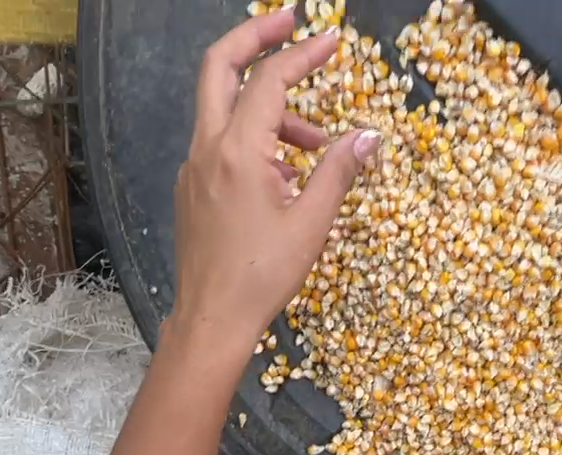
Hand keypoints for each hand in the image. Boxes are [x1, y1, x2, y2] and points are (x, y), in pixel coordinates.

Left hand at [169, 10, 379, 348]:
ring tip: (312, 148)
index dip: (303, 55)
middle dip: (256, 38)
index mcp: (237, 152)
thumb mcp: (311, 225)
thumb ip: (338, 173)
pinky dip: (251, 142)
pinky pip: (220, 146)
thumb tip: (369, 136)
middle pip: (220, 67)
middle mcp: (207, 149)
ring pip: (223, 111)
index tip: (332, 40)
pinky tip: (282, 178)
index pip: (270, 80)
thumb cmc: (262, 277)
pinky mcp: (191, 191)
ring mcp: (193, 169)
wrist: (211, 319)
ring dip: (266, 111)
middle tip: (291, 25)